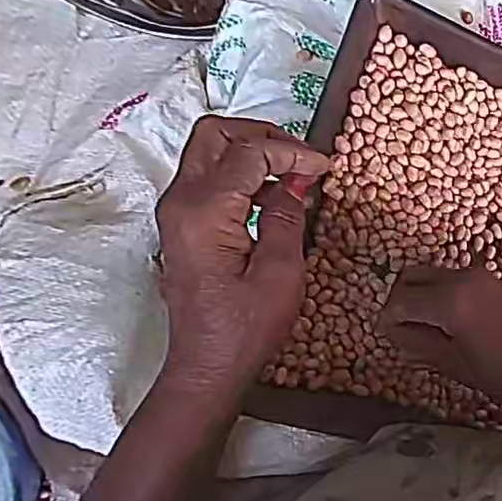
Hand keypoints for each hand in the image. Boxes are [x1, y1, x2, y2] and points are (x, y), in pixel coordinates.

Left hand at [154, 116, 328, 394]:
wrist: (208, 365)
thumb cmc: (246, 327)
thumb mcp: (280, 272)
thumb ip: (287, 217)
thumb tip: (296, 182)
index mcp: (204, 211)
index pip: (249, 153)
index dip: (292, 153)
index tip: (324, 168)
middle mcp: (180, 202)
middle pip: (215, 135)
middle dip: (263, 136)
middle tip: (302, 159)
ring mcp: (176, 212)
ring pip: (210, 153)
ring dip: (253, 154)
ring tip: (295, 178)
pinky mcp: (183, 225)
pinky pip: (211, 180)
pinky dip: (244, 176)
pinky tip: (275, 199)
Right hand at [377, 266, 501, 404]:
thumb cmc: (500, 372)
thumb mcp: (452, 362)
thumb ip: (417, 342)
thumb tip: (393, 330)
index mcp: (450, 302)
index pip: (400, 301)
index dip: (389, 319)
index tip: (388, 335)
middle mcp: (460, 279)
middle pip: (409, 277)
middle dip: (399, 301)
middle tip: (400, 330)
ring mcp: (475, 274)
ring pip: (427, 274)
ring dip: (417, 294)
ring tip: (423, 327)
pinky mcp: (485, 277)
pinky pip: (447, 277)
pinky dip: (435, 292)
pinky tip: (442, 320)